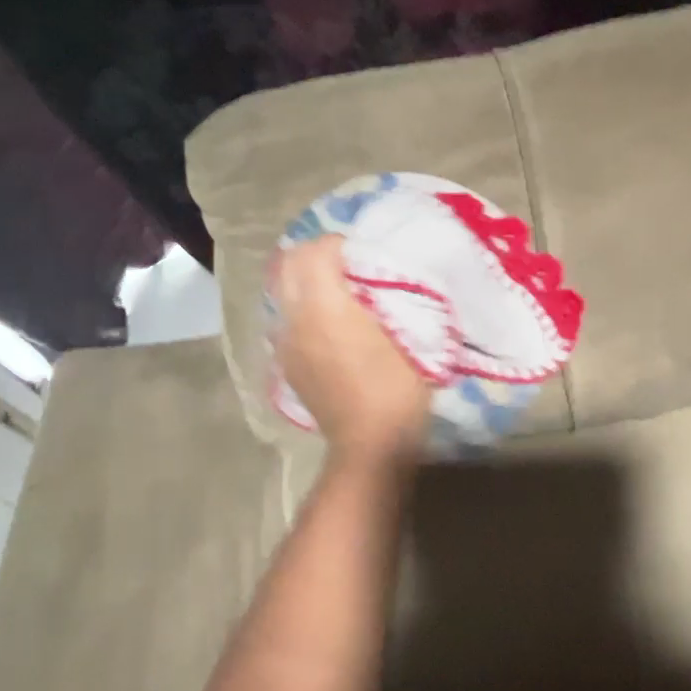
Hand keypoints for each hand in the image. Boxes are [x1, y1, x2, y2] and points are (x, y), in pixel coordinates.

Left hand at [274, 236, 430, 459]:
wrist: (371, 446)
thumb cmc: (397, 387)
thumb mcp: (407, 334)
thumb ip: (385, 293)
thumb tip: (373, 271)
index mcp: (324, 307)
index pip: (317, 250)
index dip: (341, 244)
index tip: (366, 253)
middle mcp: (295, 319)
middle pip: (290, 264)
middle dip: (317, 257)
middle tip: (350, 266)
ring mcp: (285, 343)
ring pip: (283, 291)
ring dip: (306, 281)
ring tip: (339, 292)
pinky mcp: (287, 364)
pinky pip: (286, 319)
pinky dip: (303, 309)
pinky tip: (330, 325)